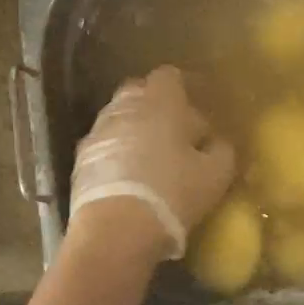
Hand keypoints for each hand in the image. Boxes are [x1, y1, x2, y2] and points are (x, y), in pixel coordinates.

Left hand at [69, 65, 237, 260]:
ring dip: (135, 132)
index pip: (170, 76)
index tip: (196, 113)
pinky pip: (105, 146)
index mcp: (161, 102)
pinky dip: (117, 155)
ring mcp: (99, 131)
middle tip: (175, 134)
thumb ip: (222, 151)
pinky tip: (129, 179)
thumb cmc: (174, 193)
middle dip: (156, 107)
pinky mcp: (81, 159)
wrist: (116, 228)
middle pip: (139, 93)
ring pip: (120, 119)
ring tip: (151, 161)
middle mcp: (125, 107)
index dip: (184, 90)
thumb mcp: (215, 175)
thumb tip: (219, 143)